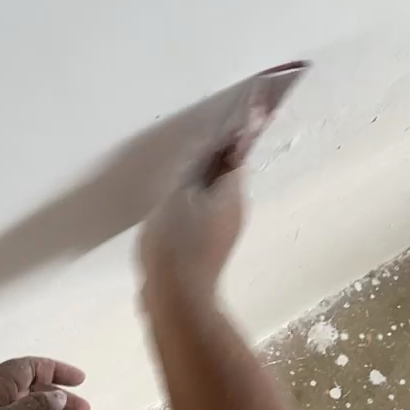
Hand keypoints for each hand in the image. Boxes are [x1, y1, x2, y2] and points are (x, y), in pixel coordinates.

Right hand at [139, 139, 244, 305]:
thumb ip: (195, 168)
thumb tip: (215, 145)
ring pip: (212, 197)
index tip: (243, 110)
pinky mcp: (208, 250)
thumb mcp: (178, 195)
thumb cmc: (177, 242)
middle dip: (213, 159)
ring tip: (175, 175)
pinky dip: (189, 205)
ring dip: (198, 183)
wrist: (176, 299)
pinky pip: (201, 216)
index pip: (237, 153)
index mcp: (232, 193)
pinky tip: (167, 208)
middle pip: (225, 175)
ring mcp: (223, 233)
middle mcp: (235, 211)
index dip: (236, 133)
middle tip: (194, 143)